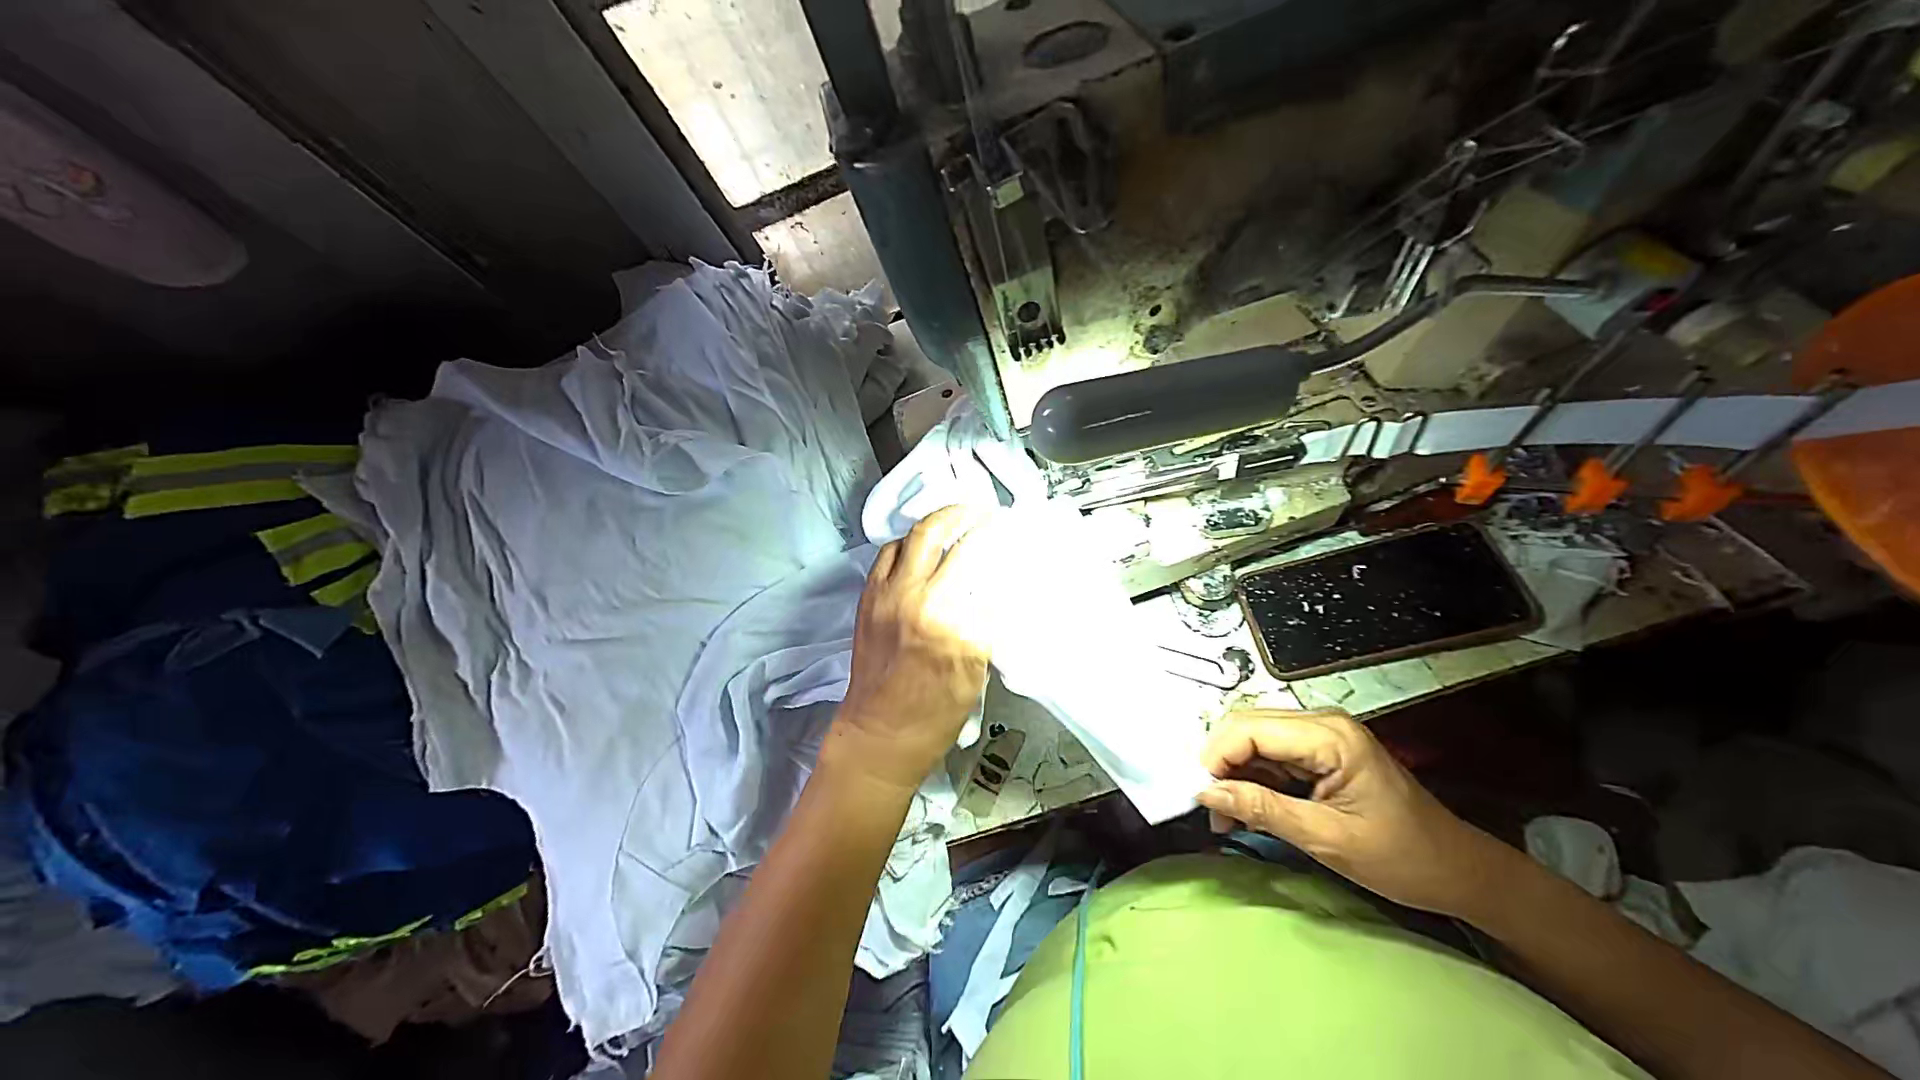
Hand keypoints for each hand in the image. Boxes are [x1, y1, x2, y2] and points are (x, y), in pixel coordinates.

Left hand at [823, 505, 994, 793]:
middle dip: (972, 516)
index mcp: (954, 623)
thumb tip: (995, 588)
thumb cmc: (934, 714)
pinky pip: (888, 553)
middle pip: (949, 536)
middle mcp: (919, 598)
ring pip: (915, 535)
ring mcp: (889, 594)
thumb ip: (987, 624)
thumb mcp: (977, 671)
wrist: (880, 734)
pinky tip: (921, 546)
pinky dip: (908, 542)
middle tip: (987, 512)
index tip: (1014, 534)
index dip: (1003, 546)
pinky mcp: (869, 597)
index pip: (986, 567)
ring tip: (957, 517)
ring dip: (939, 520)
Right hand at [1196, 707, 1515, 917]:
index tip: (1200, 796)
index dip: (1216, 758)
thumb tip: (1206, 794)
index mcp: (1330, 736)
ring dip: (1232, 773)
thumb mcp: (1328, 838)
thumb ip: (1263, 810)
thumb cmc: (1404, 857)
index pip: (1249, 729)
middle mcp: (1322, 723)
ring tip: (1227, 815)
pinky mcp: (1319, 751)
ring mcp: (1320, 735)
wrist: (1459, 871)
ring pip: (1252, 738)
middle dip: (1219, 763)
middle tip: (1211, 808)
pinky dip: (1250, 778)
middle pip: (1245, 725)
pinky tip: (1246, 807)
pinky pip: (1269, 754)